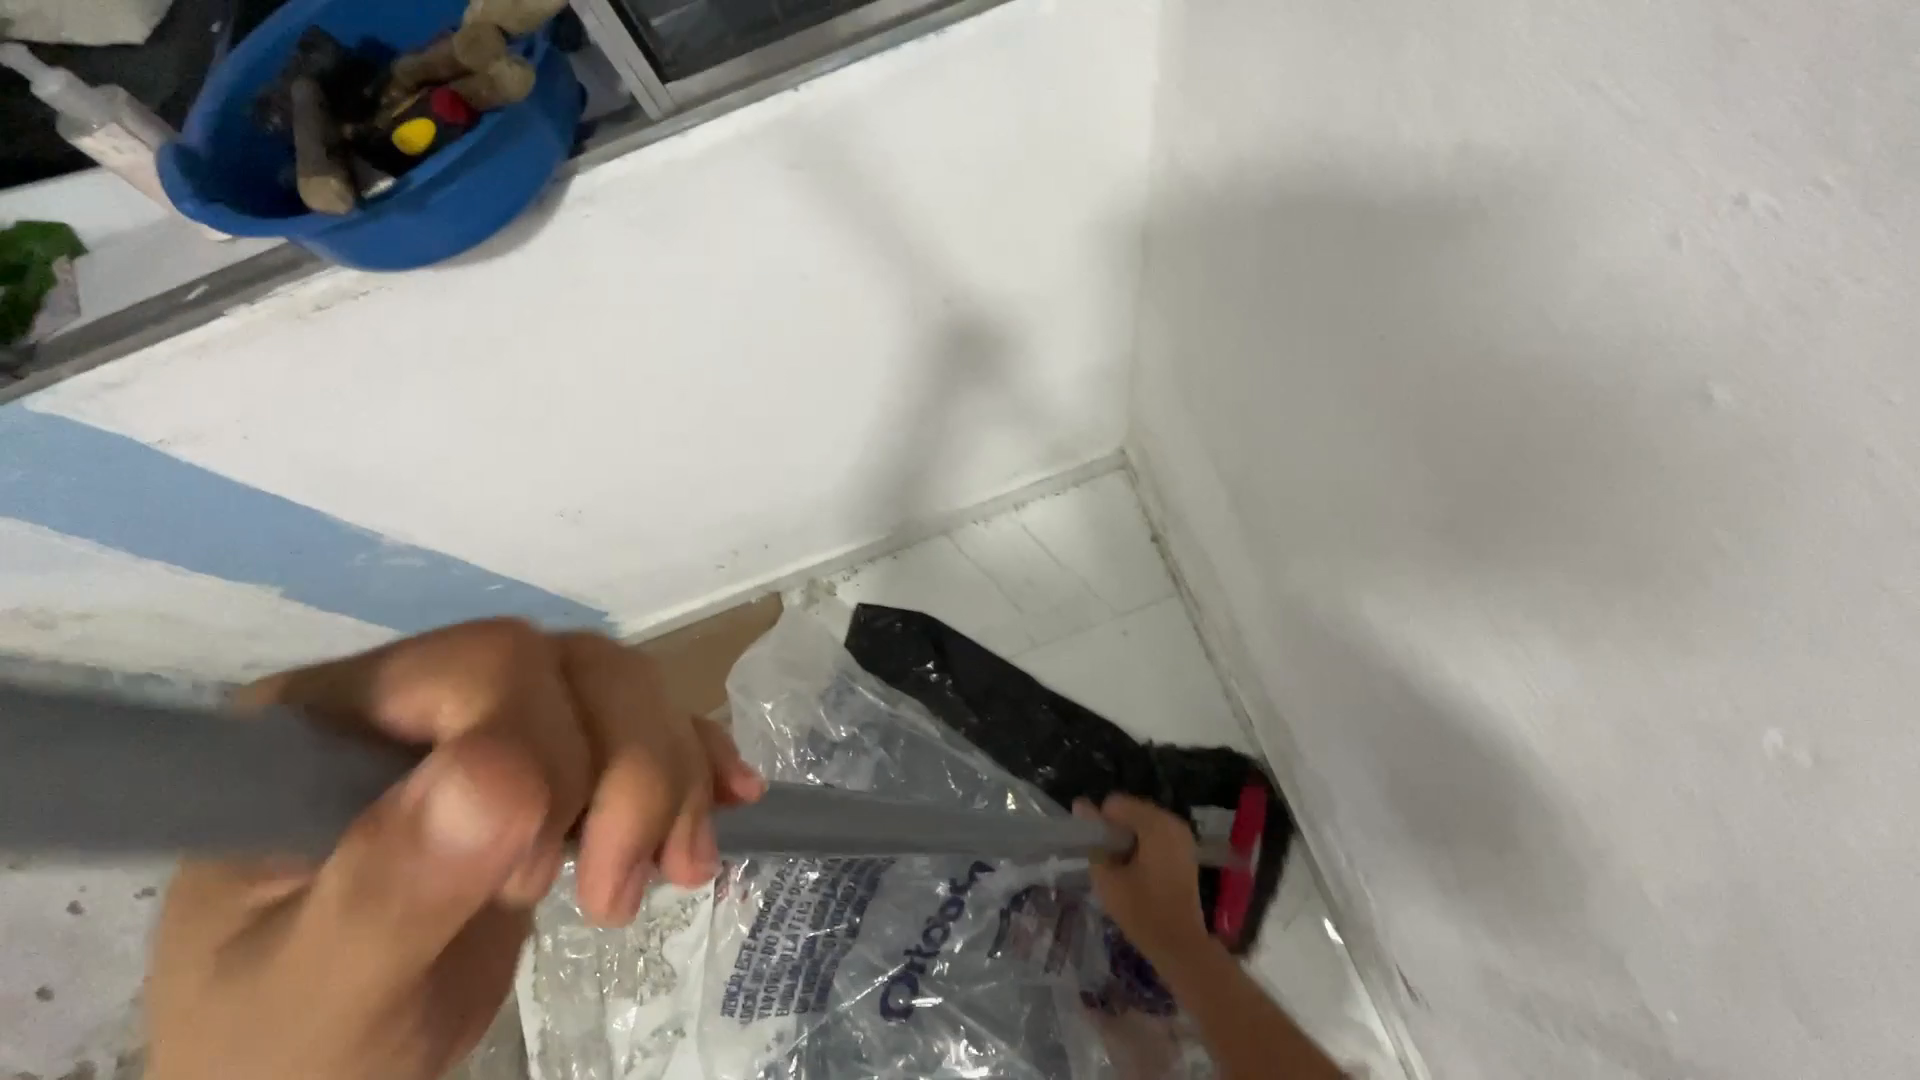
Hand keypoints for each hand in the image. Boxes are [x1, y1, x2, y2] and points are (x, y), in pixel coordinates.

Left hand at [147, 618, 763, 1079]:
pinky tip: (731, 801)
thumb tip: (502, 780)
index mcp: (335, 719)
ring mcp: (499, 724)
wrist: (338, 1066)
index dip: (545, 753)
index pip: (486, 667)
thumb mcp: (324, 992)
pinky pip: (649, 725)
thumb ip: (392, 886)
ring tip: (678, 874)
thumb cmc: (296, 1046)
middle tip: (619, 897)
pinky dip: (699, 760)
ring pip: (625, 691)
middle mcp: (423, 697)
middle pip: (577, 669)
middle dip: (632, 772)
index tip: (532, 882)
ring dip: (673, 779)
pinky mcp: (559, 760)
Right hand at [1077, 794, 1211, 962]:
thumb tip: (1080, 805)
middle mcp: (1173, 822)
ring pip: (1142, 824)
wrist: (1180, 946)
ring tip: (1123, 870)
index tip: (1100, 853)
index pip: (1115, 804)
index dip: (1100, 826)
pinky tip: (1139, 873)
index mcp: (1156, 824)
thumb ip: (1092, 839)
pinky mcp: (1185, 851)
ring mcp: (1182, 836)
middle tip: (1110, 863)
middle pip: (1130, 811)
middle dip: (1115, 832)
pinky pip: (1155, 836)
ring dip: (1128, 840)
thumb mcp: (1107, 876)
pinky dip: (1143, 847)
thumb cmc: (1142, 912)